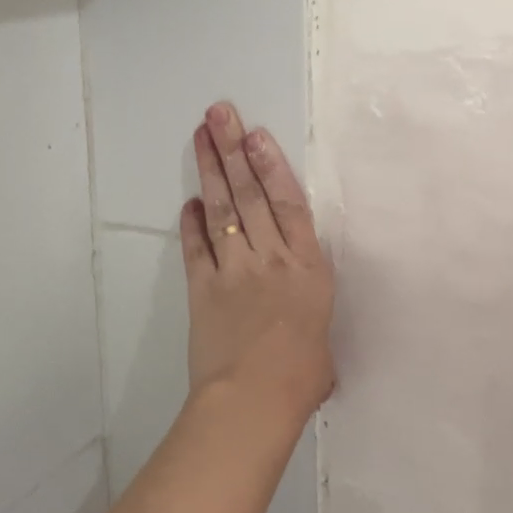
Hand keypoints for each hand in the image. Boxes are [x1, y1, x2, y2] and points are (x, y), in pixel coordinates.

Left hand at [183, 102, 334, 415]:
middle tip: (220, 114)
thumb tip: (306, 332)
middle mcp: (272, 256)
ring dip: (212, 171)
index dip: (272, 165)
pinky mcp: (203, 290)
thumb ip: (311, 317)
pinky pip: (198, 249)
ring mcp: (235, 270)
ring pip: (223, 211)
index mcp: (308, 264)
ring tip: (203, 136)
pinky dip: (192, 224)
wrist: (256, 398)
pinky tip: (189, 200)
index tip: (257, 134)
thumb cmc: (303, 372)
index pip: (289, 201)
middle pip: (250, 194)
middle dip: (234, 151)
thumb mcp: (323, 336)